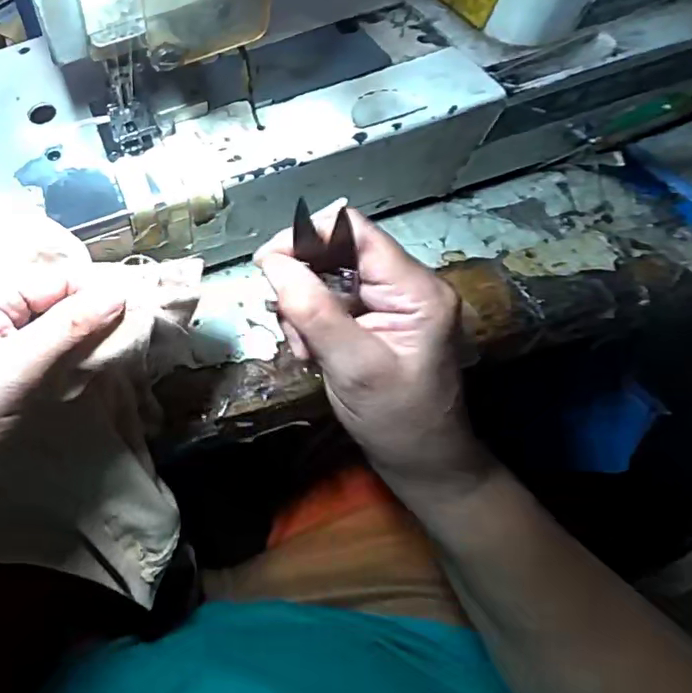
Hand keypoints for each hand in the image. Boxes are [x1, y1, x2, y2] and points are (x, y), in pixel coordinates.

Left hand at [0, 264, 126, 535]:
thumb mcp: (14, 370)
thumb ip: (67, 328)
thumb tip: (121, 291)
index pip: (68, 278)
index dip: (103, 300)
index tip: (136, 331)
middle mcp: (3, 301)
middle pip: (70, 297)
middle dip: (100, 320)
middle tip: (130, 353)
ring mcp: (9, 331)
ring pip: (68, 322)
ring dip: (93, 342)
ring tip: (114, 368)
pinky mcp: (15, 359)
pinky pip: (59, 345)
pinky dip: (79, 357)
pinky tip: (90, 376)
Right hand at [256, 205, 491, 487]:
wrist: (424, 463)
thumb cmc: (398, 421)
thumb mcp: (354, 367)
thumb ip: (314, 310)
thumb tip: (271, 261)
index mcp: (414, 287)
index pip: (353, 229)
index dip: (306, 236)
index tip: (267, 264)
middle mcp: (403, 283)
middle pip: (334, 248)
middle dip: (299, 279)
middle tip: (283, 316)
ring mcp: (387, 300)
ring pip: (324, 273)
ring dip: (300, 304)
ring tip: (302, 345)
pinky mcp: (372, 316)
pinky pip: (327, 298)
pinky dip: (307, 318)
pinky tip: (309, 349)